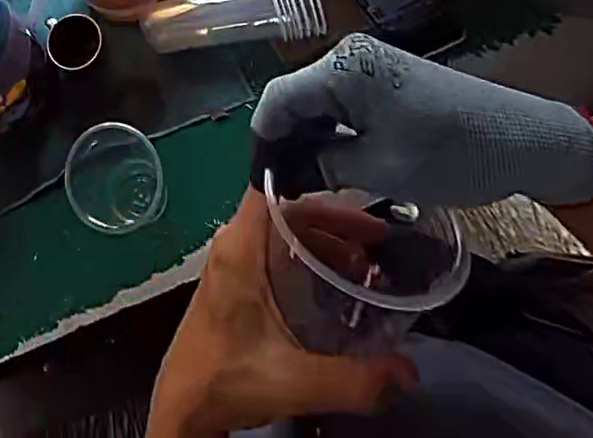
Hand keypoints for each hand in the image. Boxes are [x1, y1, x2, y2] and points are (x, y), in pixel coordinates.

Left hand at [148, 190, 416, 437]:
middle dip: (334, 221)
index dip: (315, 187)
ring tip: (366, 266)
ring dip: (324, 241)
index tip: (360, 199)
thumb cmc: (227, 377)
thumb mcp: (295, 379)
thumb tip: (408, 371)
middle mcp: (235, 242)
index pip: (273, 187)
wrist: (184, 405)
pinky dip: (308, 257)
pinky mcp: (236, 278)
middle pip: (287, 208)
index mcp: (240, 245)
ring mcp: (233, 259)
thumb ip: (355, 378)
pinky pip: (276, 250)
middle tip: (378, 240)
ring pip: (283, 230)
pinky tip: (336, 284)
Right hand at [251, 33, 592, 211]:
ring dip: (304, 139)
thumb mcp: (381, 169)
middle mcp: (346, 56)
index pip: (277, 101)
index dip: (261, 143)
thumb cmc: (452, 153)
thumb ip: (322, 167)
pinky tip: (327, 161)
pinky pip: (338, 101)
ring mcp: (364, 64)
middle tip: (278, 190)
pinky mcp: (381, 76)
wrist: (524, 137)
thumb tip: (281, 178)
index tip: (257, 186)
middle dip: (281, 143)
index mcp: (341, 69)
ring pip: (314, 101)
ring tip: (299, 183)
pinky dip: (328, 131)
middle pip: (293, 98)